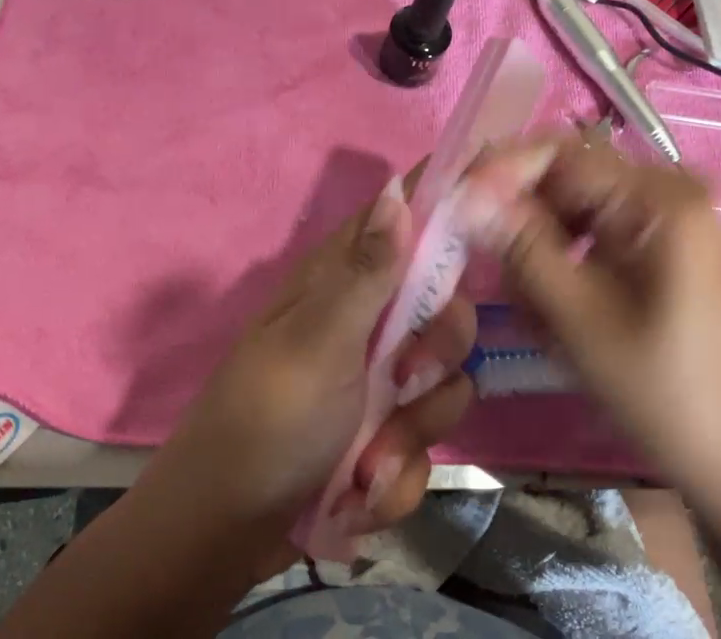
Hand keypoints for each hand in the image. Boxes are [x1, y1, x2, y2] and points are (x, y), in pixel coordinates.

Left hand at [136, 174, 476, 575]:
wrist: (225, 531)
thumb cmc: (269, 420)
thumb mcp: (319, 341)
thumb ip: (366, 273)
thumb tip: (395, 190)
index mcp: (340, 283)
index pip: (402, 221)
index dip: (448, 209)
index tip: (495, 219)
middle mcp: (362, 326)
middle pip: (444, 312)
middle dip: (438, 358)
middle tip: (405, 382)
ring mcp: (372, 386)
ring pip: (442, 389)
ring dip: (408, 437)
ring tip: (364, 463)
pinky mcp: (378, 439)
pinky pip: (421, 449)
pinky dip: (392, 478)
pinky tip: (356, 494)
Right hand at [459, 136, 720, 474]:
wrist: (716, 441)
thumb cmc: (651, 384)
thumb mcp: (576, 314)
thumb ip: (521, 245)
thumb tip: (465, 194)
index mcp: (664, 200)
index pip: (563, 154)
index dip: (503, 172)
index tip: (460, 207)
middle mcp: (670, 189)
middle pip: (567, 174)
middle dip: (520, 213)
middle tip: (486, 260)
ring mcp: (668, 212)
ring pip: (572, 199)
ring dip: (536, 236)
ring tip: (521, 293)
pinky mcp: (660, 236)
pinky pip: (592, 221)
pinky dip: (560, 249)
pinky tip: (547, 294)